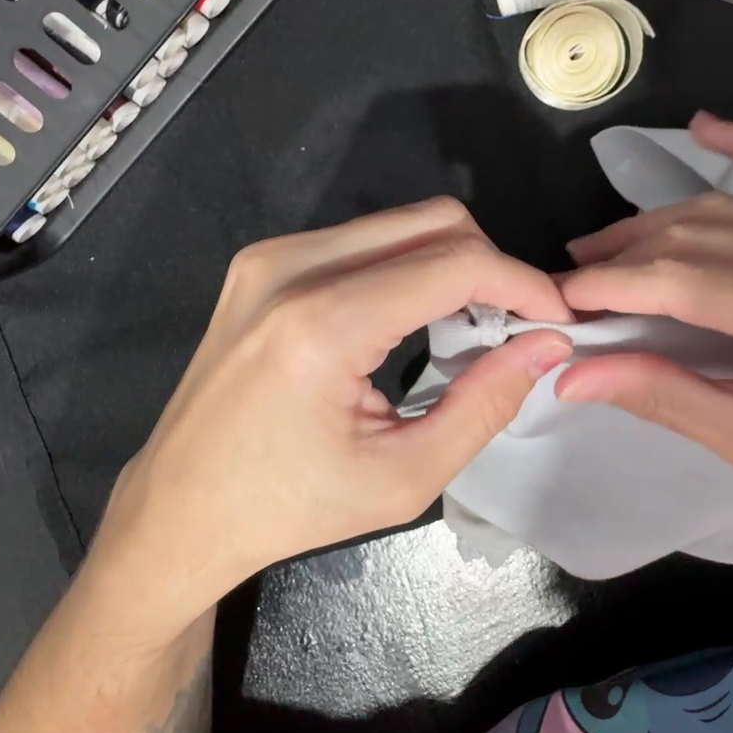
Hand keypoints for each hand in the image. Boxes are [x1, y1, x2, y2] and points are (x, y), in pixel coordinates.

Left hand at [90, 198, 572, 637]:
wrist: (177, 511)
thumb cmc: (290, 508)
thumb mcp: (404, 477)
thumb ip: (485, 404)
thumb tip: (546, 344)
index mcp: (322, 324)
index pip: (455, 263)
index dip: (522, 283)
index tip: (555, 319)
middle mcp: (291, 267)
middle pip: (434, 220)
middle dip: (492, 265)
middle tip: (515, 323)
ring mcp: (270, 256)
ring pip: (402, 221)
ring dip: (454, 262)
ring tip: (473, 324)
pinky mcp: (264, 260)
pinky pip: (365, 237)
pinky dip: (412, 264)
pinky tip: (419, 316)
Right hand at [555, 112, 732, 542]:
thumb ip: (659, 393)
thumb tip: (571, 373)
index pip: (675, 278)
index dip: (606, 285)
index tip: (554, 298)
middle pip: (690, 234)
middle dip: (620, 256)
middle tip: (569, 281)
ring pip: (721, 207)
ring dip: (655, 224)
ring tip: (600, 249)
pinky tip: (702, 126)